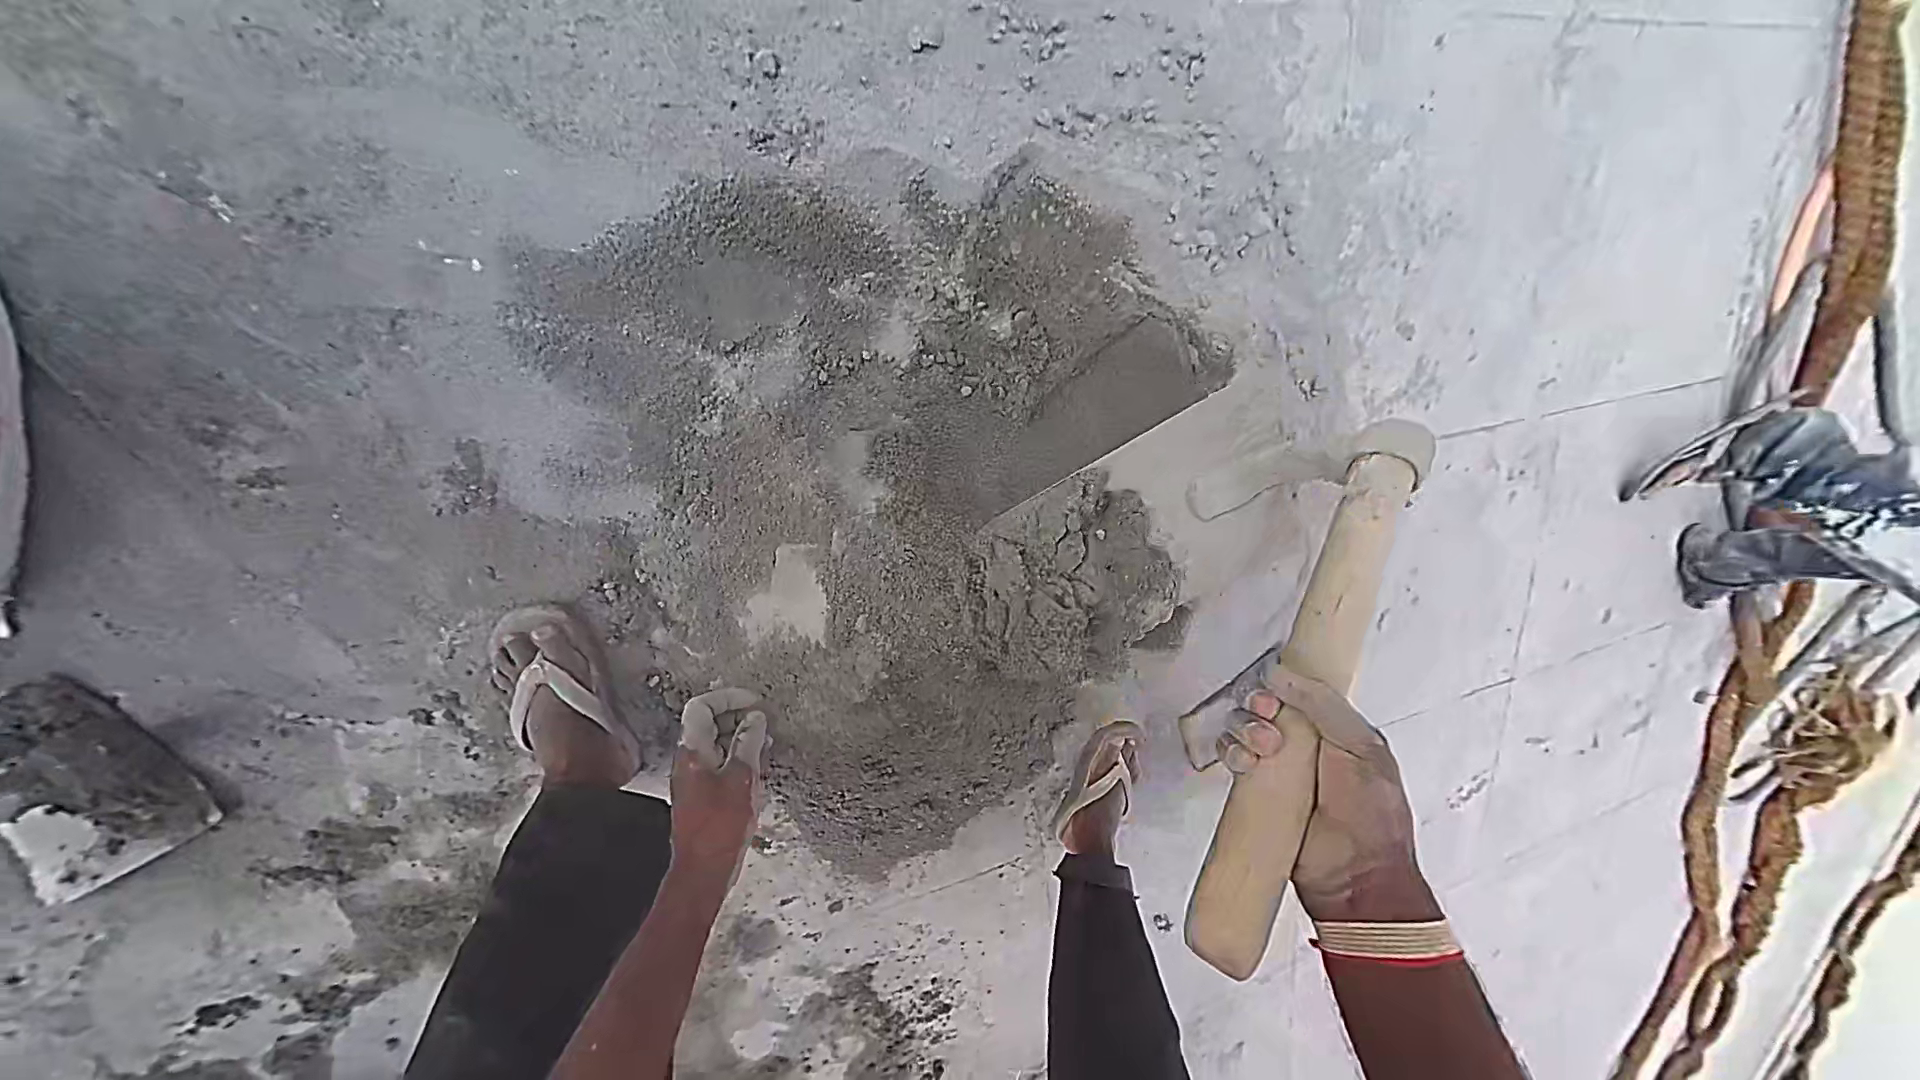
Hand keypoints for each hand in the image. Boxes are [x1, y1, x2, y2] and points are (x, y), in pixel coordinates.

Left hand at [669, 688, 769, 881]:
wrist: (703, 869)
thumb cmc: (721, 824)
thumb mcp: (742, 777)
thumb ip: (748, 743)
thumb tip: (755, 719)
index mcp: (692, 751)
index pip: (702, 706)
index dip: (729, 697)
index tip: (755, 703)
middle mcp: (688, 760)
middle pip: (708, 721)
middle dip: (737, 714)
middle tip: (764, 720)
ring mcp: (694, 777)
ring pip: (716, 742)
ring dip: (740, 736)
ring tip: (766, 741)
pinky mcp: (702, 793)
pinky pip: (720, 761)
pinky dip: (738, 755)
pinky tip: (758, 765)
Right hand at [1218, 665, 1437, 921]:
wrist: (1355, 875)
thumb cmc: (1370, 813)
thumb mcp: (1362, 748)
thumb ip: (1323, 705)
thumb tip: (1277, 673)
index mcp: (1330, 727)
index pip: (1292, 690)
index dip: (1277, 686)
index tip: (1274, 694)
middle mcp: (1300, 741)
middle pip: (1261, 705)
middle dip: (1257, 707)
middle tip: (1267, 721)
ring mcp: (1275, 765)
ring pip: (1241, 727)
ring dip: (1244, 729)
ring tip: (1263, 750)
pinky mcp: (1254, 787)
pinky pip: (1231, 757)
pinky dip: (1231, 753)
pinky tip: (1246, 764)